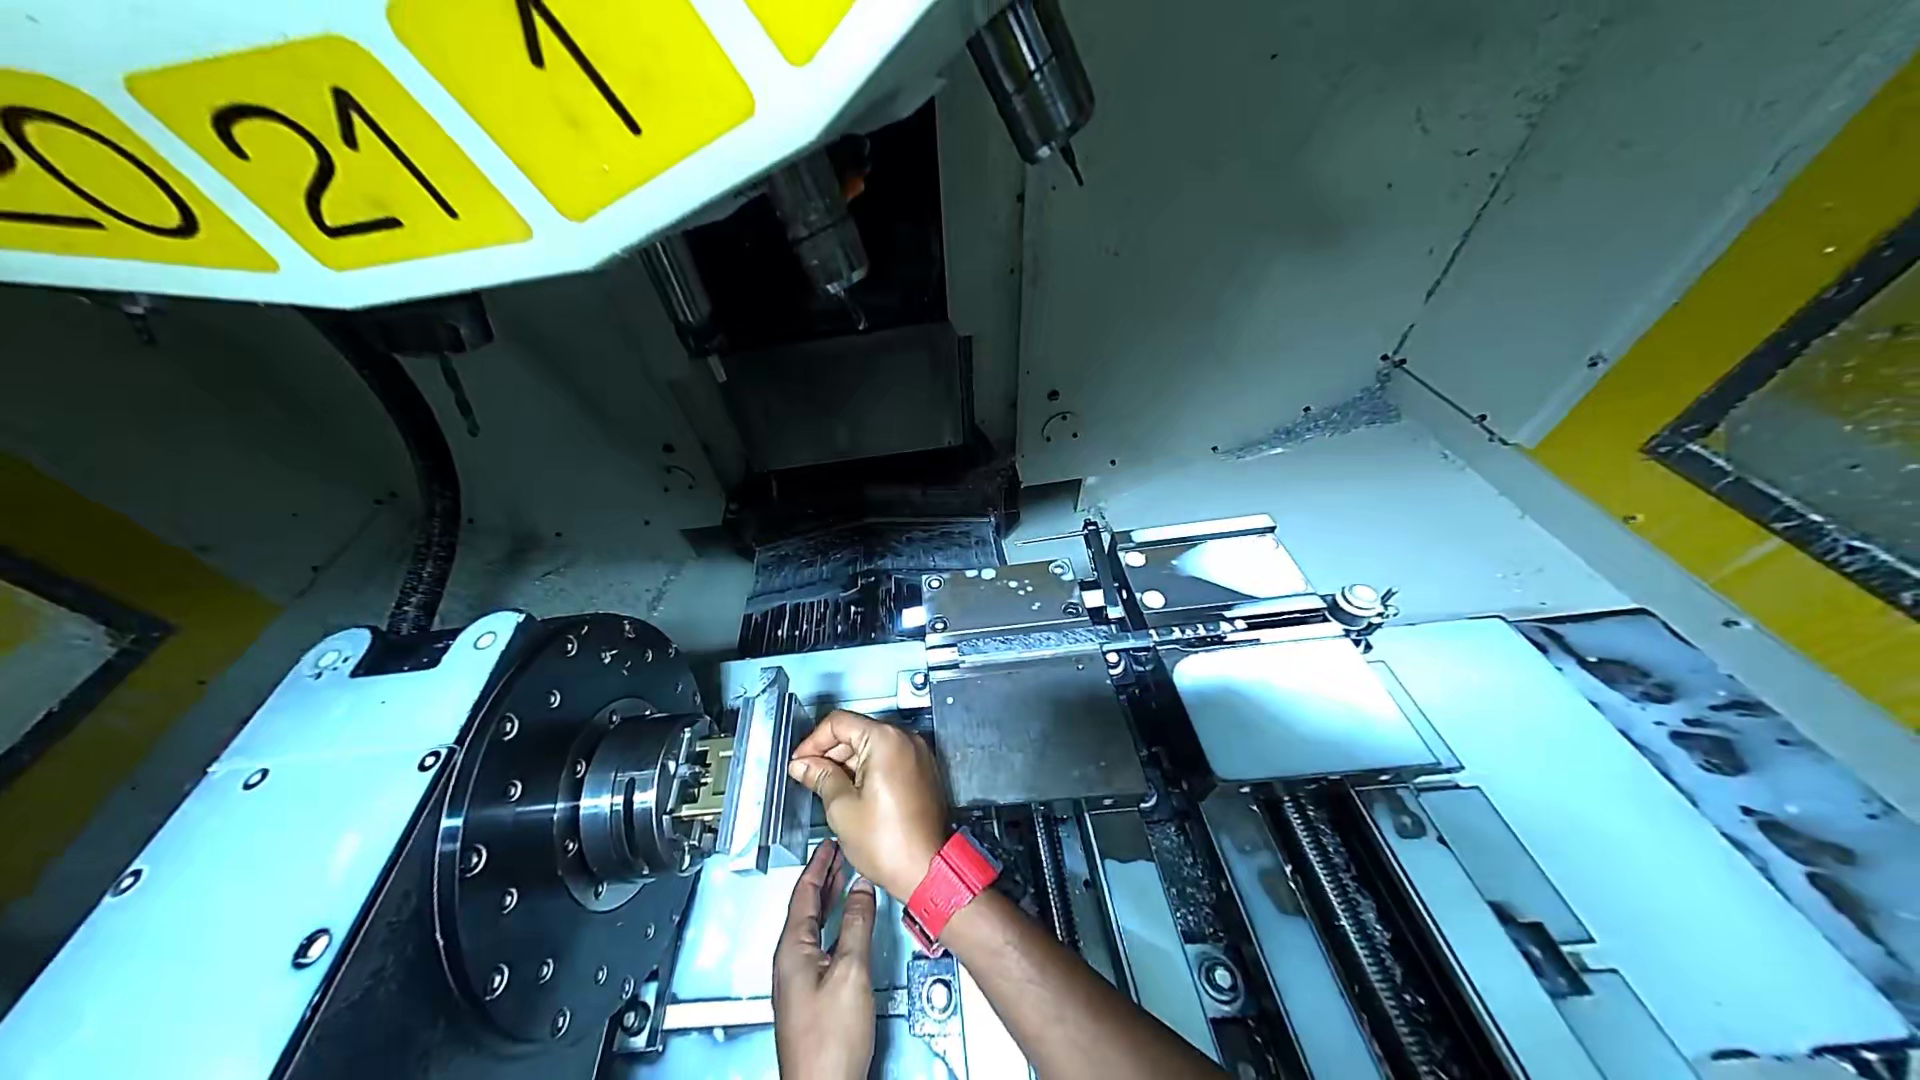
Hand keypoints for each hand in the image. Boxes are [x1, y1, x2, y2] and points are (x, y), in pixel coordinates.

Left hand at [774, 839, 877, 1079]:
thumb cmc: (829, 1043)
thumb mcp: (851, 971)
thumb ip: (857, 925)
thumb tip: (863, 890)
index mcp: (792, 950)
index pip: (805, 893)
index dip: (819, 865)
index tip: (829, 845)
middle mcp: (790, 962)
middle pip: (806, 906)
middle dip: (825, 877)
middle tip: (839, 854)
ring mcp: (798, 979)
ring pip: (814, 925)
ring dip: (830, 899)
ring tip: (845, 878)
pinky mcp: (810, 994)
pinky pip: (820, 943)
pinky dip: (835, 923)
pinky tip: (849, 924)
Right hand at [788, 709, 949, 898]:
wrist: (927, 870)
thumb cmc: (891, 844)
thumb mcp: (841, 808)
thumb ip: (820, 777)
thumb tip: (803, 765)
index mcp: (885, 740)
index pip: (838, 722)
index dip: (813, 742)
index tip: (800, 761)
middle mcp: (905, 740)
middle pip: (856, 731)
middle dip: (829, 753)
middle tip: (809, 777)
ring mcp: (916, 754)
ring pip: (871, 745)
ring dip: (846, 763)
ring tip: (828, 789)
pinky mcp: (921, 770)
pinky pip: (887, 759)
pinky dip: (867, 770)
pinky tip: (852, 793)